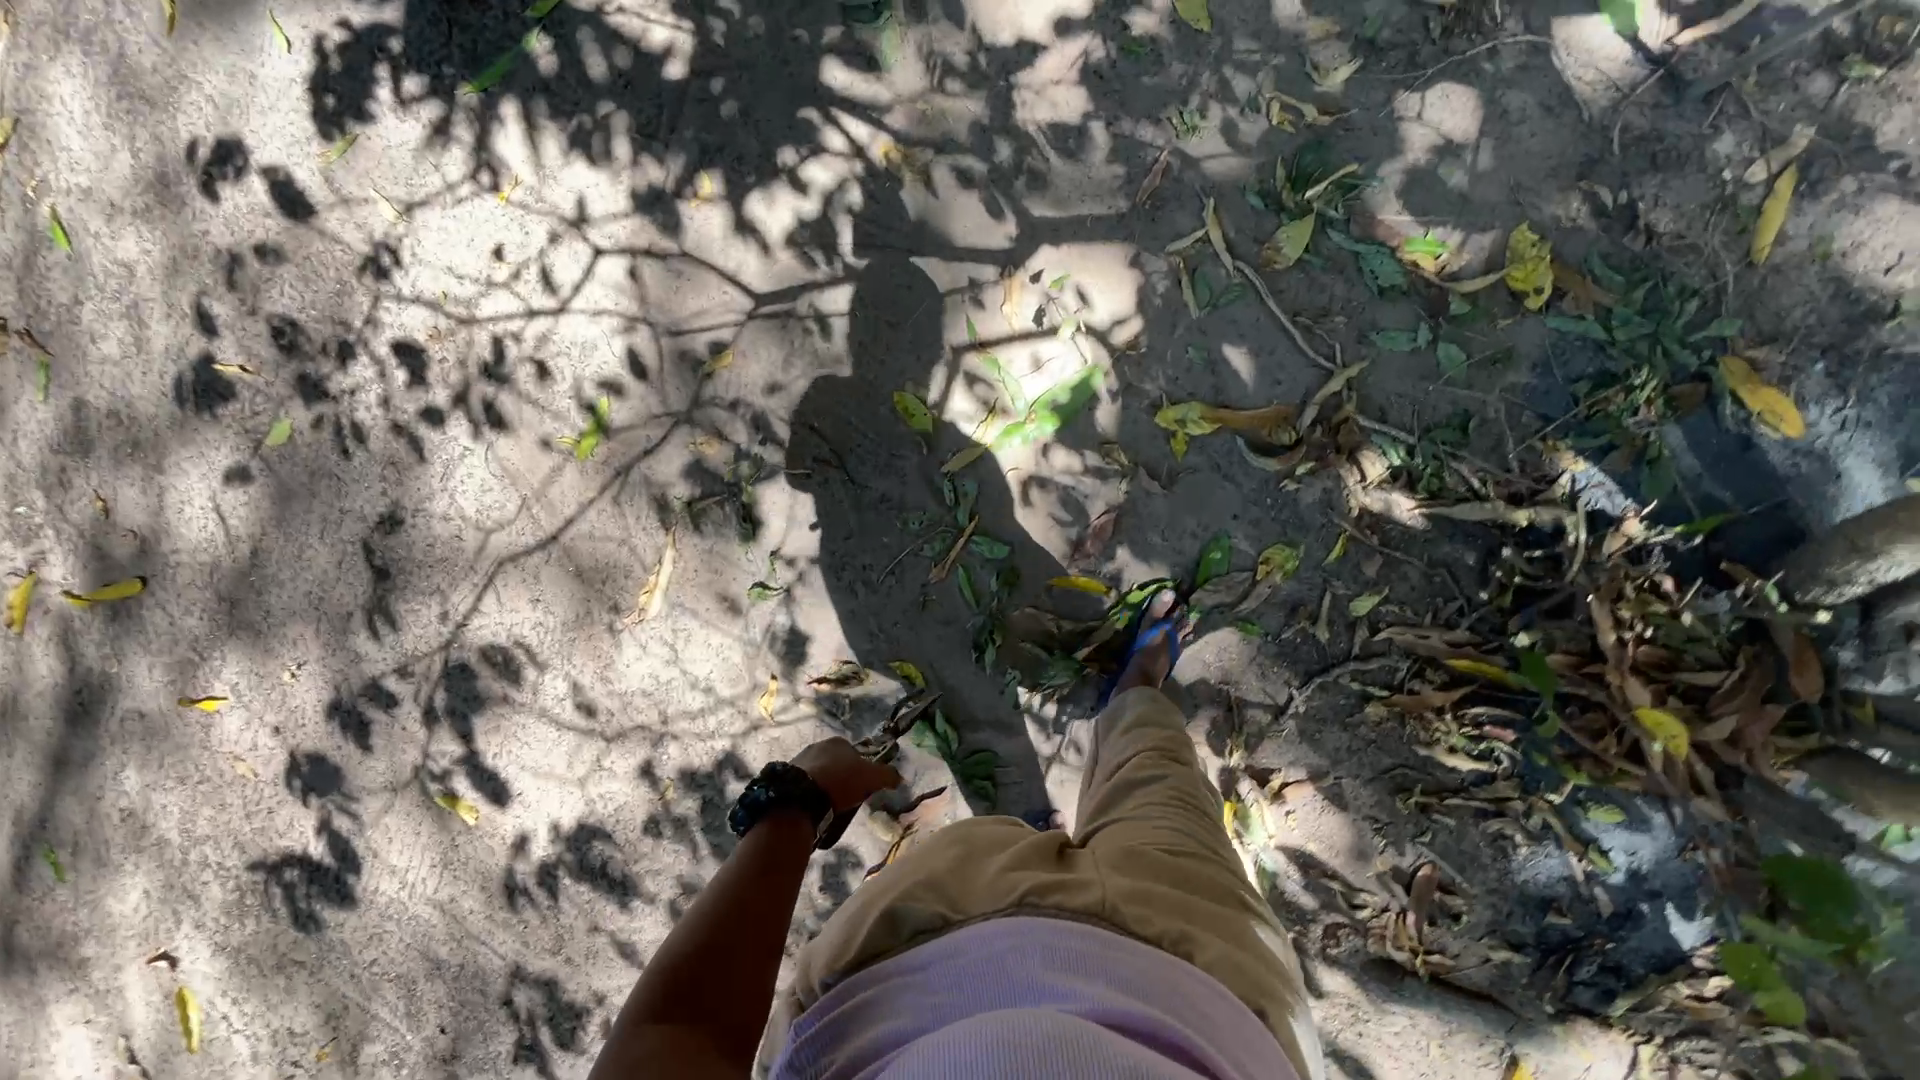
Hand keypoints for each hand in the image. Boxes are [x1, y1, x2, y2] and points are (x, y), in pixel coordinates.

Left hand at [791, 737, 901, 813]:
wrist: (802, 795)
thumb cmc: (840, 781)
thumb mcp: (871, 778)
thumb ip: (887, 775)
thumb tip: (899, 777)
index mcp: (838, 742)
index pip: (855, 753)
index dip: (861, 769)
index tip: (863, 785)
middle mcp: (818, 745)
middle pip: (836, 763)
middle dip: (842, 777)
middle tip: (847, 797)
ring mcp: (800, 759)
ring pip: (820, 773)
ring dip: (825, 785)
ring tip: (829, 804)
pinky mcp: (786, 776)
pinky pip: (805, 783)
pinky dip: (811, 792)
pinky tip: (814, 805)